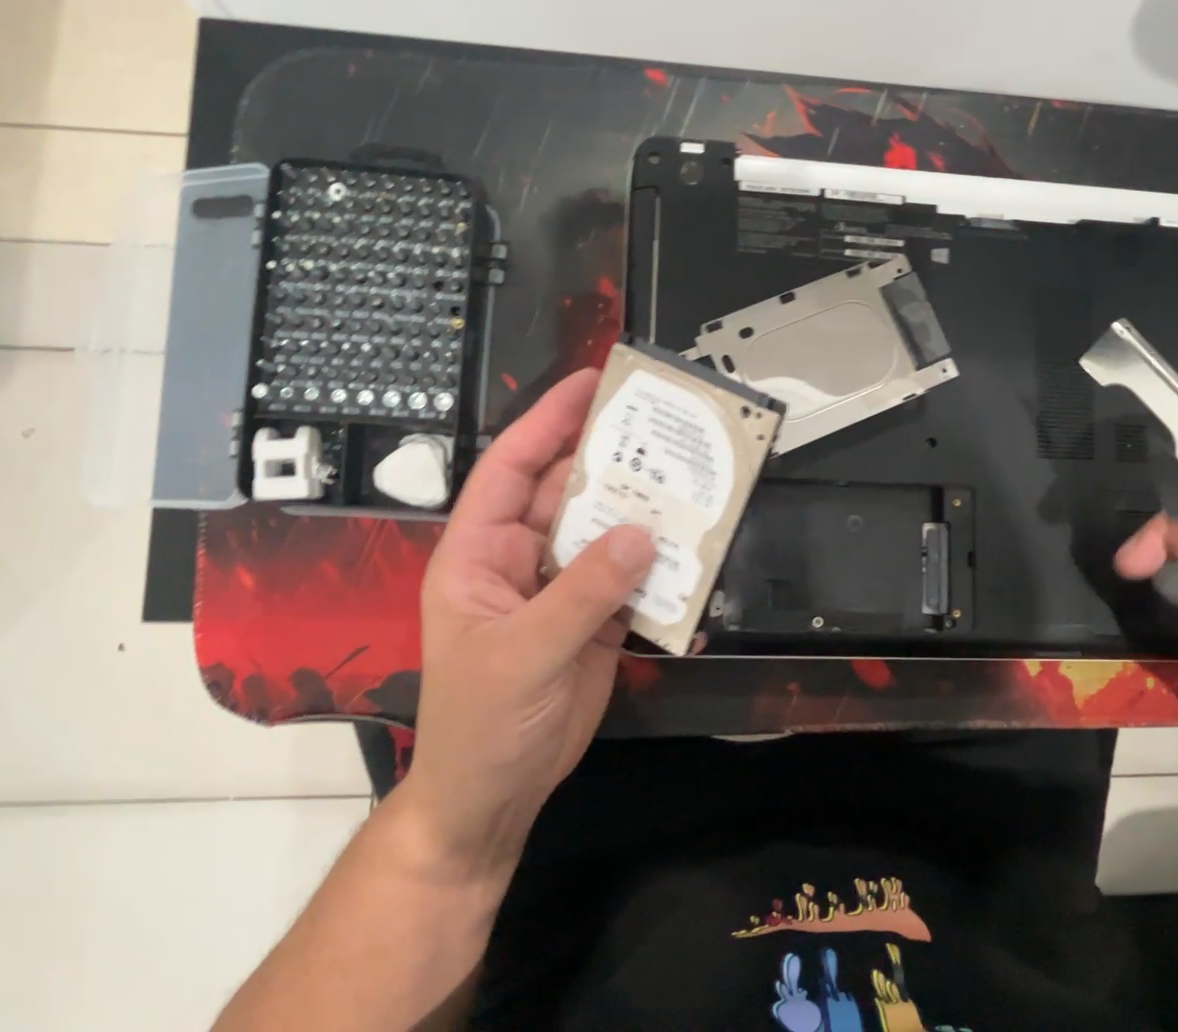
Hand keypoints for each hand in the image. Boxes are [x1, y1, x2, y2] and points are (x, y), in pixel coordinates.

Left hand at [394, 369, 655, 877]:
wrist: (495, 795)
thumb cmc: (480, 723)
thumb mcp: (524, 653)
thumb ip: (582, 592)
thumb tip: (642, 535)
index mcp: (480, 554)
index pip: (512, 470)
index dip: (549, 421)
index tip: (592, 382)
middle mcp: (522, 562)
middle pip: (571, 496)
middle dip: (614, 463)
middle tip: (665, 429)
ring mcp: (563, 592)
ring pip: (609, 537)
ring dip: (647, 516)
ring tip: (695, 484)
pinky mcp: (597, 623)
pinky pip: (633, 583)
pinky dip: (663, 572)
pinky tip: (696, 557)